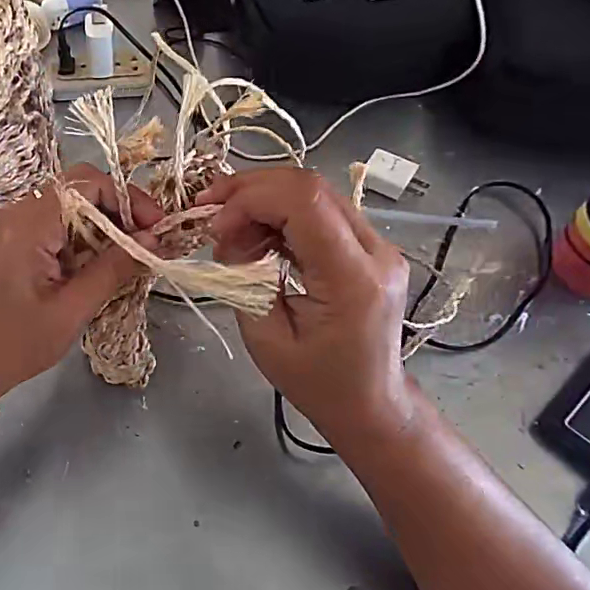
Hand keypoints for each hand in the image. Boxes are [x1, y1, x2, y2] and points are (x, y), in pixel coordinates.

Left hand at [0, 166, 163, 431]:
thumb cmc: (15, 343)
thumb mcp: (73, 309)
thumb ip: (114, 268)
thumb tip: (154, 240)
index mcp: (29, 223)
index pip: (87, 183)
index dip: (128, 198)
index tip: (156, 227)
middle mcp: (20, 214)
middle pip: (81, 190)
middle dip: (120, 212)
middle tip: (149, 243)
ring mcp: (16, 228)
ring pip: (72, 209)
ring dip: (105, 228)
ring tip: (132, 258)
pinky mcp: (17, 244)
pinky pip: (59, 227)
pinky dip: (85, 241)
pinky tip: (103, 267)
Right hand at [196, 168, 418, 440]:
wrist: (371, 403)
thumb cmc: (317, 383)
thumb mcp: (265, 337)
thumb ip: (244, 277)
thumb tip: (227, 232)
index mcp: (353, 279)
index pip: (303, 203)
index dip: (250, 199)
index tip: (215, 225)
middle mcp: (376, 251)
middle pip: (309, 186)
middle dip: (250, 189)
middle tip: (210, 211)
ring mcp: (379, 245)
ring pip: (314, 191)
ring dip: (263, 199)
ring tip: (231, 228)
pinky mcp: (371, 246)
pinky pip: (321, 210)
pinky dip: (281, 212)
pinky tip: (258, 235)